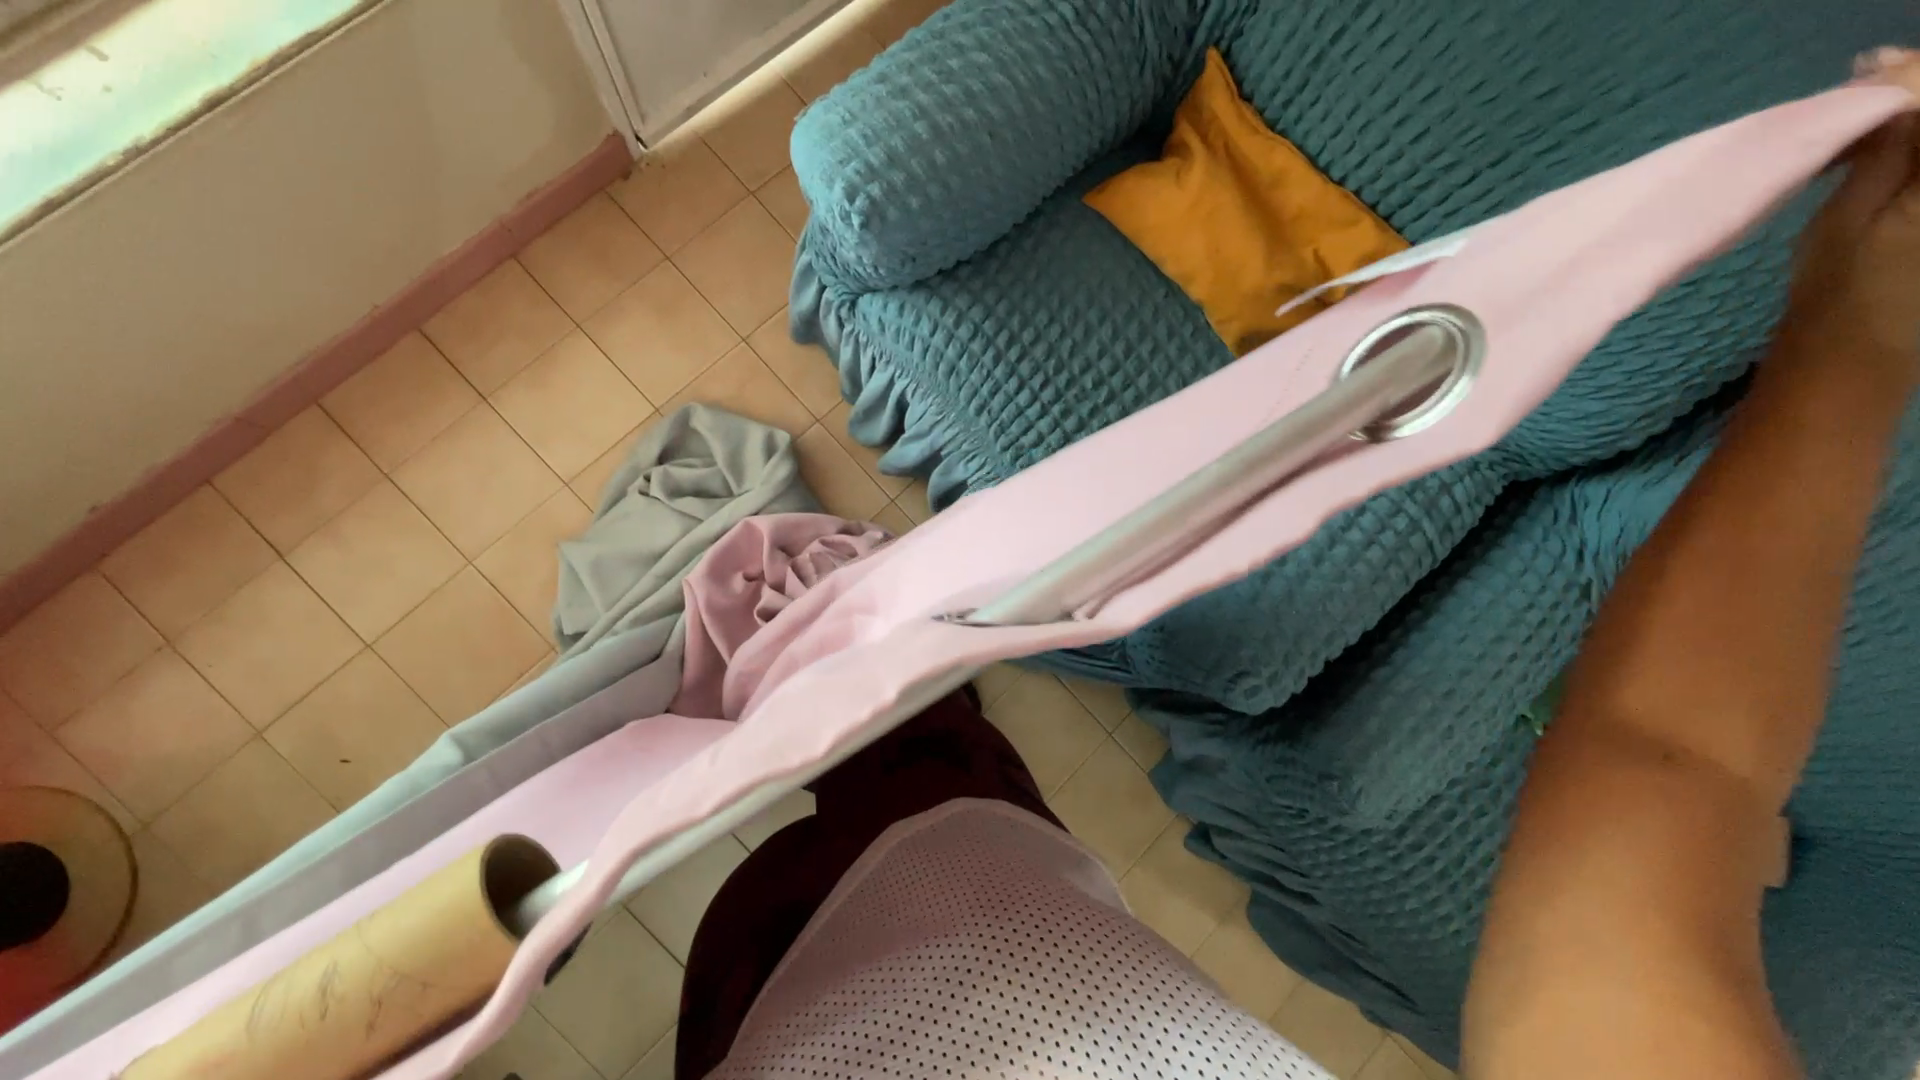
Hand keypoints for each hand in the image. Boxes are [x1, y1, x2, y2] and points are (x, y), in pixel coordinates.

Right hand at [1780, 50, 1919, 384]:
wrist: (1856, 362)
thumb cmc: (1838, 297)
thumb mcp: (1849, 218)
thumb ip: (1884, 148)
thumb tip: (1893, 82)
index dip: (1914, 75)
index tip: (1864, 72)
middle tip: (1867, 84)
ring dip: (1918, 115)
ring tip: (1875, 112)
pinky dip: (1917, 143)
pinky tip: (1892, 140)